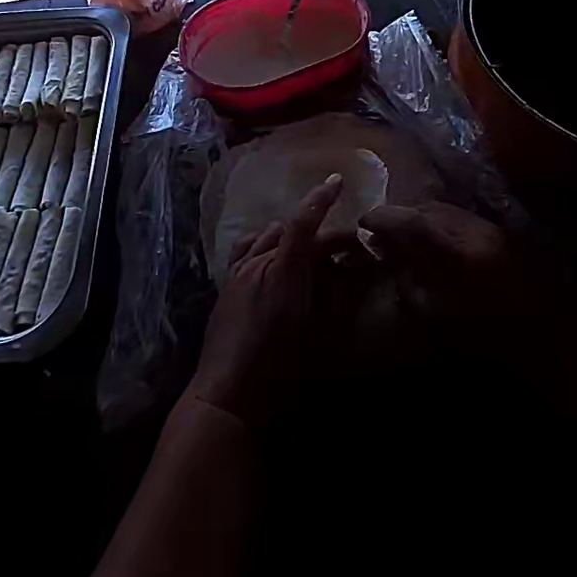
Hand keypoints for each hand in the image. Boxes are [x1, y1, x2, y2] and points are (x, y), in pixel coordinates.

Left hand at [187, 174, 363, 428]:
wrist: (228, 396)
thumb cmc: (282, 374)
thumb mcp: (322, 338)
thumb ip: (336, 299)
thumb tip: (349, 273)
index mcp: (283, 272)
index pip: (303, 223)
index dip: (321, 199)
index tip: (337, 181)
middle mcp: (257, 263)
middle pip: (290, 232)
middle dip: (320, 232)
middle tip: (348, 251)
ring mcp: (237, 274)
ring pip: (267, 238)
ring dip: (292, 237)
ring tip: (313, 252)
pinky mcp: (227, 287)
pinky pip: (247, 251)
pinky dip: (266, 246)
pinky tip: (275, 260)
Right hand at [356, 202, 517, 320]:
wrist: (538, 333)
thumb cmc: (483, 329)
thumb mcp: (435, 310)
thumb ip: (409, 278)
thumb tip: (388, 254)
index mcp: (457, 251)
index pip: (413, 221)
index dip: (384, 218)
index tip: (364, 222)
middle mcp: (473, 231)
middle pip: (427, 210)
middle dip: (398, 217)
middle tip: (379, 232)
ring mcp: (488, 230)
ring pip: (442, 211)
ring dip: (417, 219)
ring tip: (402, 237)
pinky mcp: (498, 234)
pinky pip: (457, 219)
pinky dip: (437, 225)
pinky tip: (431, 242)